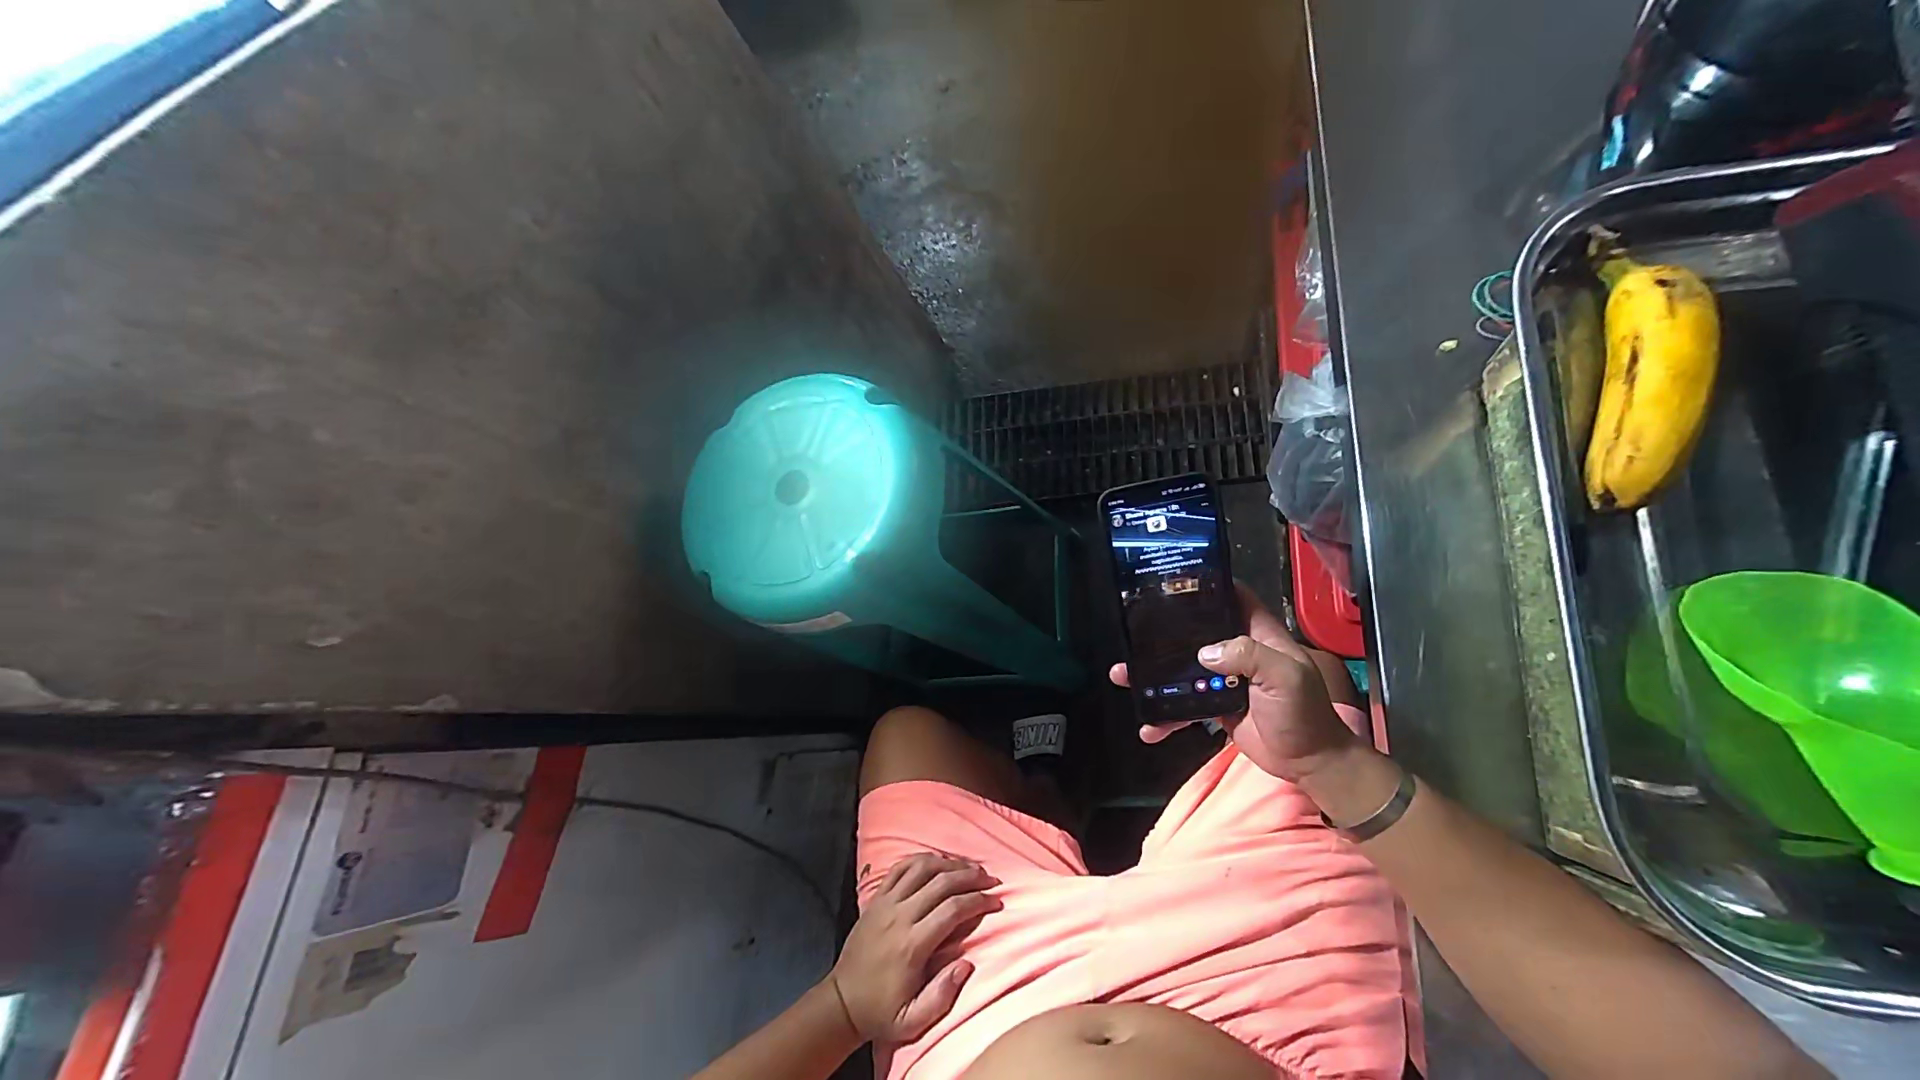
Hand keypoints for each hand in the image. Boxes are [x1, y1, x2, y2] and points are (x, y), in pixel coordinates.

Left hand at [828, 854, 1000, 1043]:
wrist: (842, 1002)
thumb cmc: (882, 1013)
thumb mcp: (913, 1020)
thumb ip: (942, 995)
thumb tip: (967, 963)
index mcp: (911, 945)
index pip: (952, 910)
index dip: (978, 901)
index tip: (996, 901)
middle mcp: (899, 917)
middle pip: (941, 883)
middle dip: (970, 877)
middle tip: (991, 879)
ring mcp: (885, 903)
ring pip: (922, 868)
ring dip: (949, 863)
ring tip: (970, 867)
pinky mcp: (876, 898)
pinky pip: (901, 867)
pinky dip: (922, 859)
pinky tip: (938, 861)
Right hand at [1108, 584, 1367, 785]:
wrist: (1309, 764)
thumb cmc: (1304, 714)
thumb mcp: (1285, 677)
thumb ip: (1249, 656)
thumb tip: (1203, 653)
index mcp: (1258, 635)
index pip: (1234, 598)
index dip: (1209, 585)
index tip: (1175, 579)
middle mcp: (1238, 652)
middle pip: (1195, 633)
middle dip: (1163, 632)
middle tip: (1132, 630)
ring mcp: (1224, 680)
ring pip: (1181, 670)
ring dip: (1153, 676)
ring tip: (1123, 676)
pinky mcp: (1215, 707)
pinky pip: (1184, 706)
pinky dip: (1165, 717)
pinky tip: (1149, 727)